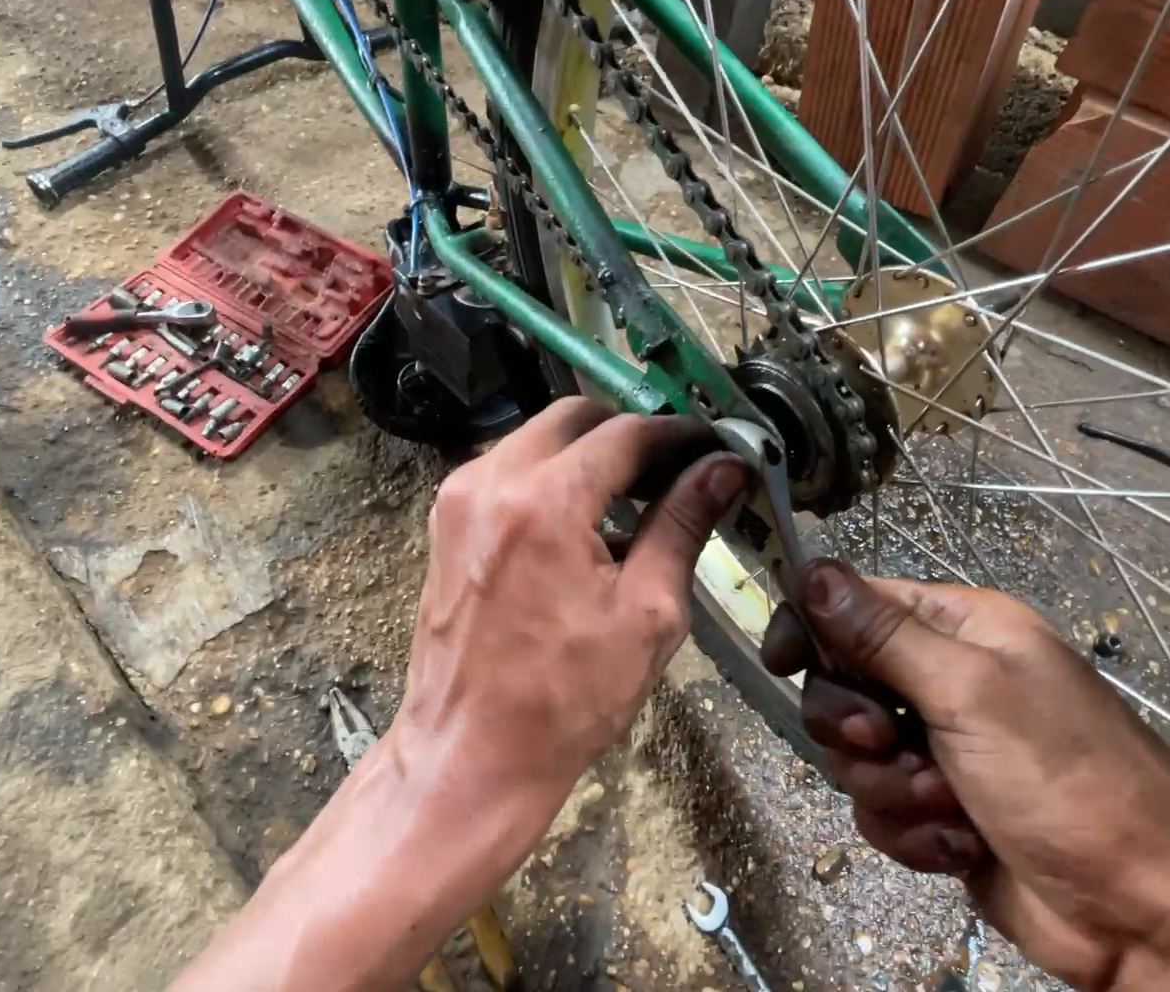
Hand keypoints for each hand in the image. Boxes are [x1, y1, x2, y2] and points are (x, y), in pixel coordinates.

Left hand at [397, 397, 748, 803]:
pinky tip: (586, 519)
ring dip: (589, 453)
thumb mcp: (647, 611)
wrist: (471, 751)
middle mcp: (491, 481)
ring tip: (636, 496)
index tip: (712, 448)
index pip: (625, 434)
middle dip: (630, 433)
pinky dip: (552, 476)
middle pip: (574, 418)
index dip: (677, 435)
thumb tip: (723, 469)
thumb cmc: (567, 698)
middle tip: (674, 470)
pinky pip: (509, 469)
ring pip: (537, 438)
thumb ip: (683, 524)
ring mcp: (459, 497)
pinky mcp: (446, 519)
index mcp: (545, 503)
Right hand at [763, 561, 1169, 991]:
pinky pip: (875, 804)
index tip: (779, 659)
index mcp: (959, 628)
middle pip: (839, 679)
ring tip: (945, 807)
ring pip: (850, 750)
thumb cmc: (1067, 781)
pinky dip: (909, 829)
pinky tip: (958, 846)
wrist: (1147, 921)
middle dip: (855, 723)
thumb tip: (807, 569)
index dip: (810, 624)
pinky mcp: (933, 806)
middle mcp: (943, 677)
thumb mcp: (969, 692)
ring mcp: (937, 745)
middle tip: (888, 742)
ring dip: (888, 786)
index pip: (852, 602)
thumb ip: (881, 633)